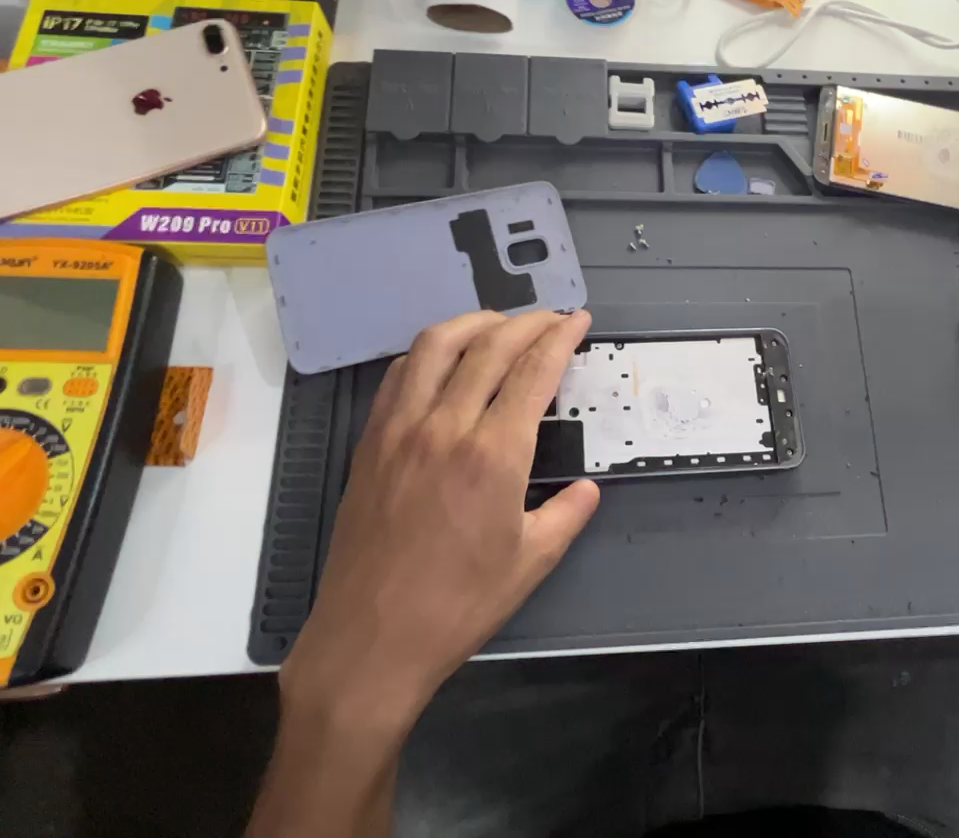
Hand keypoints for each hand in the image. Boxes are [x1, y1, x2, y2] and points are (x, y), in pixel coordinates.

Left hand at [279, 310, 601, 733]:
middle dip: (528, 322)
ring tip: (500, 325)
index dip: (561, 337)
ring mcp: (401, 428)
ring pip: (437, 346)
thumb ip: (568, 514)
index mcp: (494, 454)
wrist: (371, 639)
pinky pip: (400, 374)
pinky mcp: (371, 441)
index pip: (534, 371)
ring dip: (475, 322)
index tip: (577, 320)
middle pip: (491, 346)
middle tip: (552, 319)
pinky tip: (444, 358)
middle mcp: (446, 425)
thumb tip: (587, 488)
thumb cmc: (459, 605)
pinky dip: (429, 351)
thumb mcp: (532, 562)